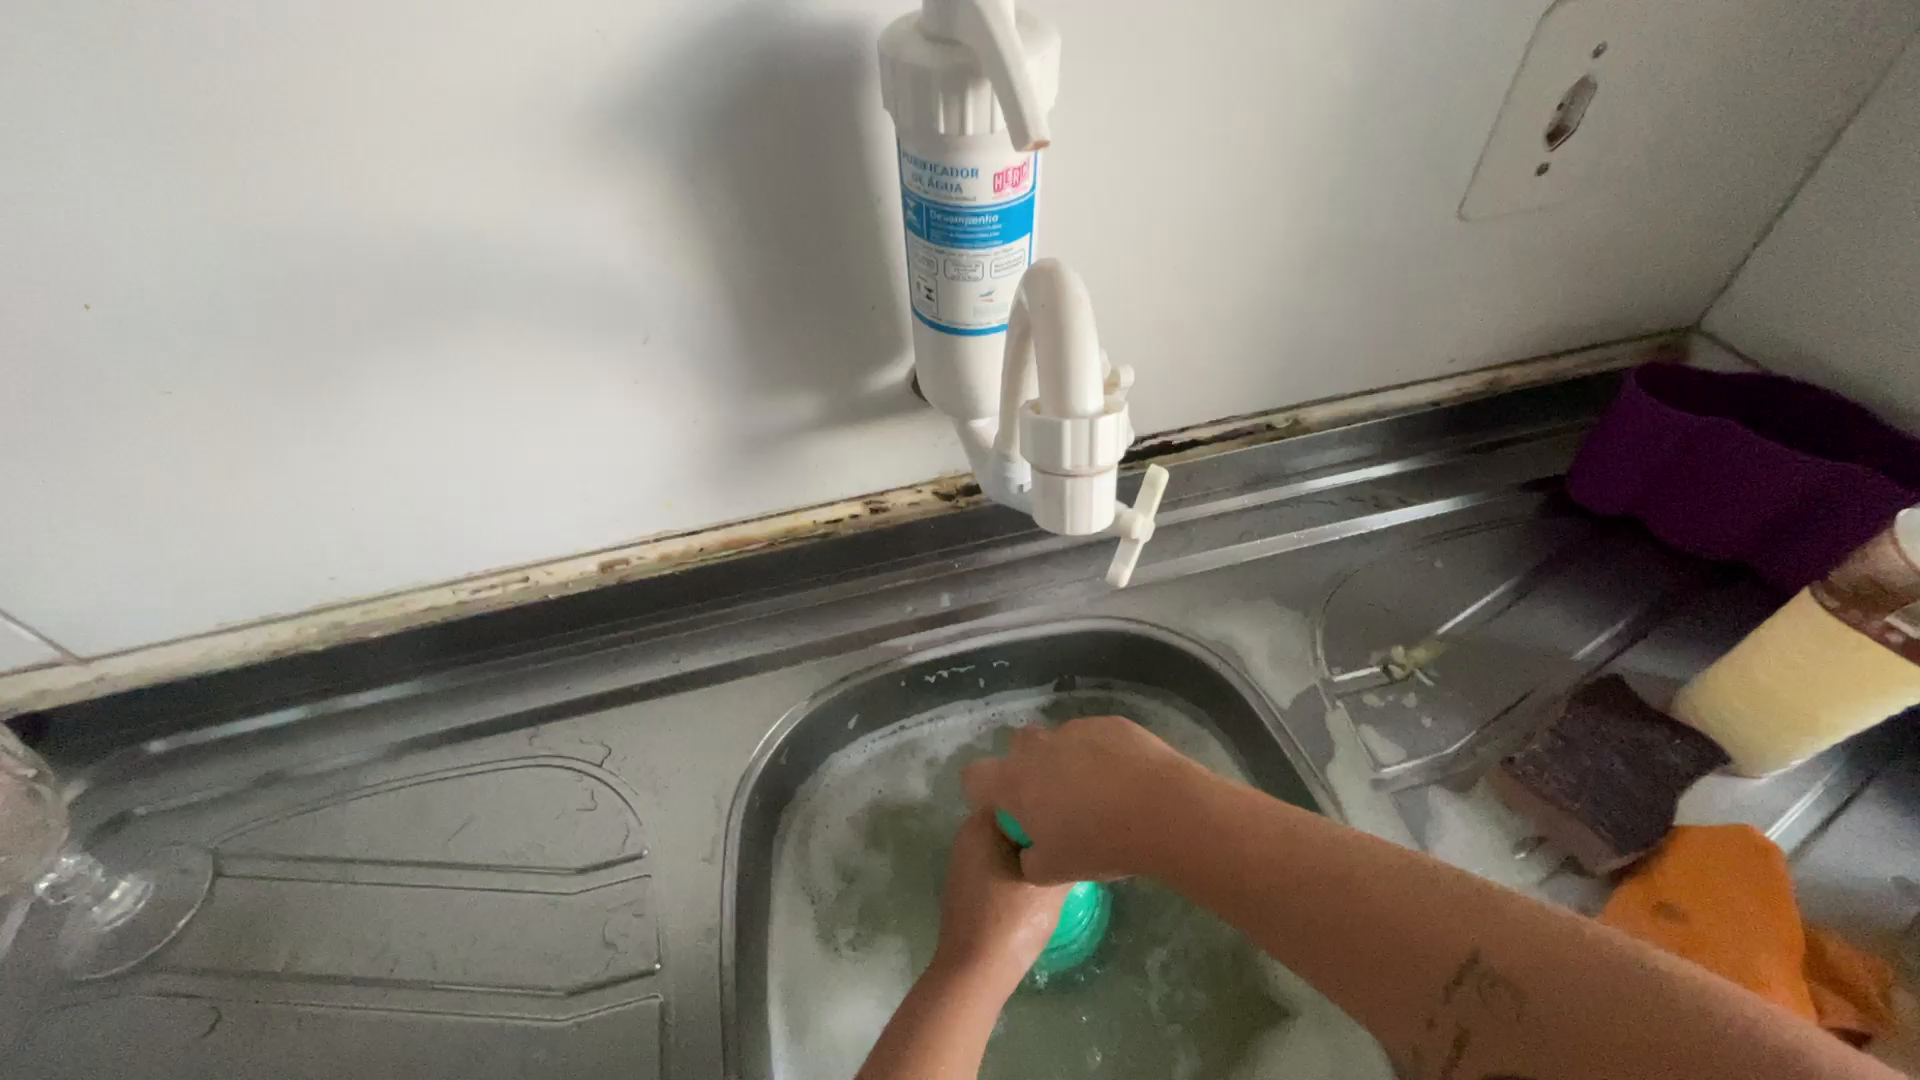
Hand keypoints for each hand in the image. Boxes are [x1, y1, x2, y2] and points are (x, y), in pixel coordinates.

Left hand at [930, 811, 1071, 995]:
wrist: (973, 973)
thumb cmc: (1011, 921)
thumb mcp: (1050, 884)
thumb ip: (1066, 853)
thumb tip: (1082, 837)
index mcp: (981, 824)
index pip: (1019, 792)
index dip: (1048, 799)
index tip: (1074, 812)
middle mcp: (967, 835)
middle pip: (1013, 819)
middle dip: (1040, 826)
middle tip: (1073, 835)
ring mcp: (964, 860)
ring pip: (1006, 842)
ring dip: (1030, 849)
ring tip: (1061, 857)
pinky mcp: (967, 883)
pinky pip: (997, 862)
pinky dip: (1017, 866)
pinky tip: (1038, 881)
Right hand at [960, 715, 1215, 883]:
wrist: (1163, 810)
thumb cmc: (1099, 844)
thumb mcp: (1052, 873)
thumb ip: (1028, 859)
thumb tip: (1031, 849)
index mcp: (1014, 781)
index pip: (973, 777)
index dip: (983, 793)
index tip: (1008, 812)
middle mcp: (1038, 747)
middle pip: (1016, 748)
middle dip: (1026, 768)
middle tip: (1053, 802)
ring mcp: (1075, 729)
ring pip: (1058, 741)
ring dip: (1066, 762)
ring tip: (1098, 794)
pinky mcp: (1110, 723)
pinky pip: (1094, 738)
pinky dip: (1101, 755)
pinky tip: (1126, 781)